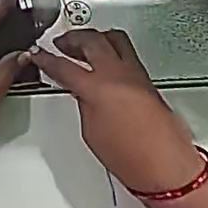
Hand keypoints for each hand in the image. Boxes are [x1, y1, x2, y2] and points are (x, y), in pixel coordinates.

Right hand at [28, 29, 201, 193]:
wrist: (168, 170)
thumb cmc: (135, 159)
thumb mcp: (91, 131)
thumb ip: (82, 102)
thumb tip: (79, 91)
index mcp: (98, 88)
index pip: (64, 65)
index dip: (46, 58)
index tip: (39, 54)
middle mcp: (119, 75)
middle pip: (90, 40)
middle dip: (71, 39)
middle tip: (60, 43)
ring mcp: (136, 75)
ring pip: (114, 39)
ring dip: (94, 38)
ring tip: (83, 44)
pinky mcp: (148, 80)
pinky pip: (127, 53)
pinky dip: (110, 50)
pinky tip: (103, 60)